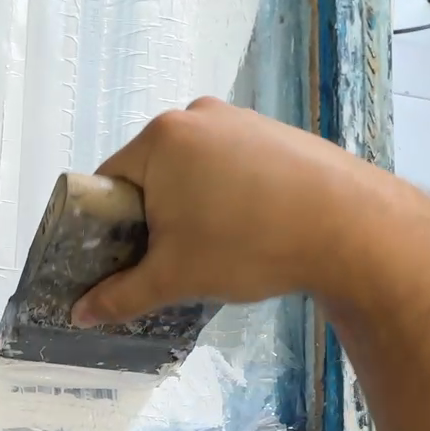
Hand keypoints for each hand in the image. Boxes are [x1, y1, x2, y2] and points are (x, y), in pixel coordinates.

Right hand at [71, 98, 429, 325]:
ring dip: (183, 210)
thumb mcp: (172, 278)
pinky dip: (217, 197)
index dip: (105, 228)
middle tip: (163, 260)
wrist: (352, 229)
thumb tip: (77, 315)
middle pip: (146, 176)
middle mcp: (195, 115)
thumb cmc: (246, 245)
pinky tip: (240, 229)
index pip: (106, 184)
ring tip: (206, 248)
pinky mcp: (271, 132)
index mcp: (160, 139)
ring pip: (186, 173)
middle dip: (147, 220)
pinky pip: (222, 166)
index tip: (118, 260)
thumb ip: (118, 297)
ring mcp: (238, 118)